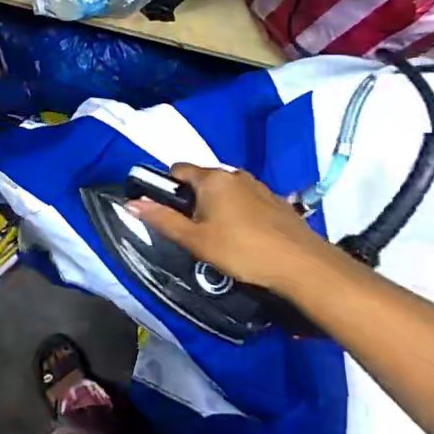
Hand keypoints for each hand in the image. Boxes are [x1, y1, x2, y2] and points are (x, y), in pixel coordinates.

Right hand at [129, 163, 345, 291]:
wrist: (301, 264)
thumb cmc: (241, 250)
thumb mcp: (195, 240)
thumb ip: (162, 220)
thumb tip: (132, 203)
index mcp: (211, 178)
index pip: (178, 169)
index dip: (166, 187)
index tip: (166, 211)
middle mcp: (234, 174)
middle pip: (202, 180)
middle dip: (192, 200)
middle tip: (192, 231)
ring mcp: (258, 186)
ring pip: (225, 190)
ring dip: (216, 206)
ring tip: (218, 237)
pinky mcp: (276, 201)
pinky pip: (246, 200)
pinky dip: (238, 212)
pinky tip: (243, 238)